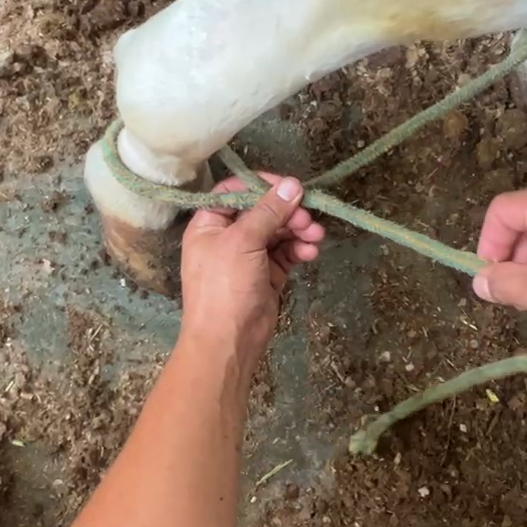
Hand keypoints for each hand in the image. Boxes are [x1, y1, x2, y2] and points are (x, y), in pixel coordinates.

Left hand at [179, 174, 324, 358]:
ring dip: (299, 230)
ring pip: (278, 232)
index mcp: (210, 223)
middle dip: (287, 212)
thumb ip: (268, 211)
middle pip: (262, 211)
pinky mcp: (267, 275)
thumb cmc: (224, 287)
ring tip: (316, 236)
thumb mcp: (243, 242)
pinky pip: (286, 253)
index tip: (289, 186)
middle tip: (308, 218)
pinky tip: (311, 253)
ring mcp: (249, 257)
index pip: (235, 190)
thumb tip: (292, 184)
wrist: (227, 342)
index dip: (261, 186)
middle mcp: (228, 236)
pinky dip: (299, 250)